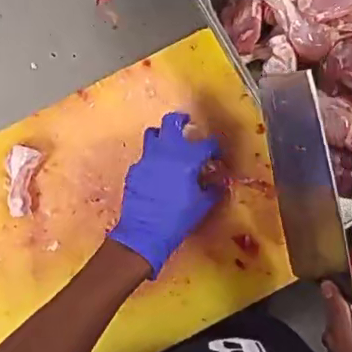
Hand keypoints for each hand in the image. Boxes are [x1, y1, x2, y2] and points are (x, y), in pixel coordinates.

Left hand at [107, 111, 221, 274]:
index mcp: (188, 158)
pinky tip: (156, 174)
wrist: (144, 232)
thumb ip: (212, 189)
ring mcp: (147, 158)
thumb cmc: (179, 218)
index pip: (207, 143)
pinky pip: (144, 158)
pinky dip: (152, 160)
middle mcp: (166, 151)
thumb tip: (216, 183)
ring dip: (162, 136)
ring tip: (168, 145)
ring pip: (153, 134)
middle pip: (171, 122)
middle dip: (181, 119)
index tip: (215, 153)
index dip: (214, 147)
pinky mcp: (134, 169)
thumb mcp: (202, 205)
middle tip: (186, 123)